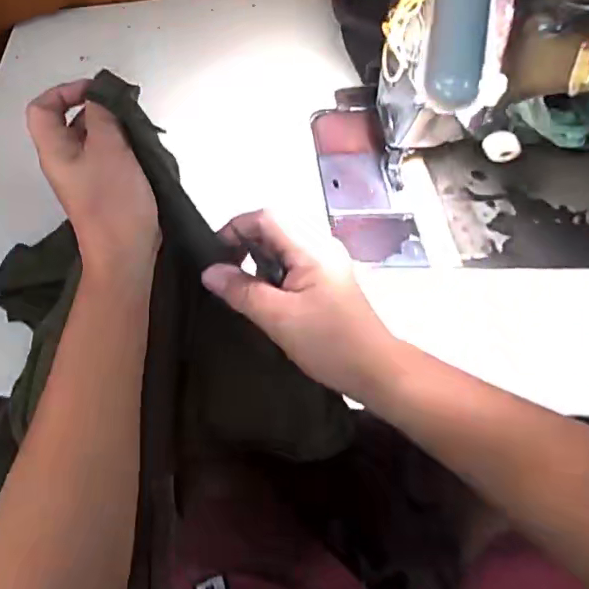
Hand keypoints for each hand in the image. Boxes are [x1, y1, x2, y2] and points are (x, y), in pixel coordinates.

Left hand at [25, 79, 159, 275]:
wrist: (124, 253)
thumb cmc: (114, 200)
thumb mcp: (110, 148)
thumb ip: (102, 115)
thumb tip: (98, 94)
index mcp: (54, 150)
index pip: (41, 108)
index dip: (63, 91)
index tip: (95, 91)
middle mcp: (63, 160)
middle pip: (65, 119)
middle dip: (92, 105)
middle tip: (122, 104)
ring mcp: (82, 174)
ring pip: (88, 135)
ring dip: (110, 123)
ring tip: (135, 123)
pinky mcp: (101, 184)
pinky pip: (103, 153)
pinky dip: (119, 141)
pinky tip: (139, 143)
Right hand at [200, 210, 403, 402]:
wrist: (378, 372)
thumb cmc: (329, 344)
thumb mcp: (277, 319)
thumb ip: (241, 291)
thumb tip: (210, 272)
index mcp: (311, 248)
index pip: (265, 217)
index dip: (235, 229)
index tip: (217, 258)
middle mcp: (322, 244)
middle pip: (274, 225)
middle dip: (245, 243)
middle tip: (228, 274)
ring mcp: (328, 259)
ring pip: (283, 242)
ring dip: (259, 257)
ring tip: (245, 287)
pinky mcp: (329, 275)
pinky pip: (293, 257)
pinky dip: (274, 268)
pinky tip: (267, 294)